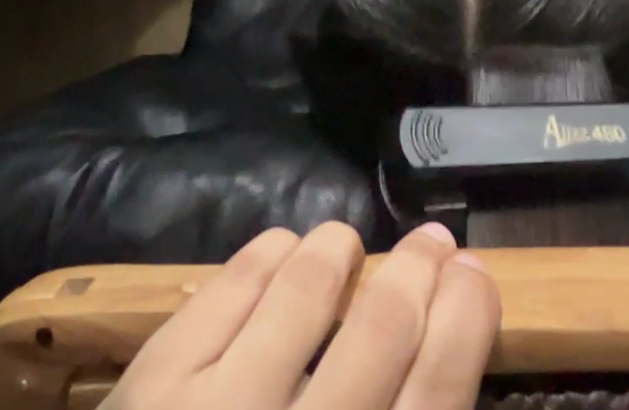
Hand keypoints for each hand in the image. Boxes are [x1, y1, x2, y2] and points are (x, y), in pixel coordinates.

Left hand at [107, 222, 499, 409]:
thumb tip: (447, 338)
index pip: (438, 388)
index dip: (467, 317)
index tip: (474, 274)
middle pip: (383, 327)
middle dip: (419, 268)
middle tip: (432, 240)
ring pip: (305, 290)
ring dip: (337, 249)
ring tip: (345, 242)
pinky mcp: (154, 387)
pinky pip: (231, 287)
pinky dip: (267, 255)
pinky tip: (282, 250)